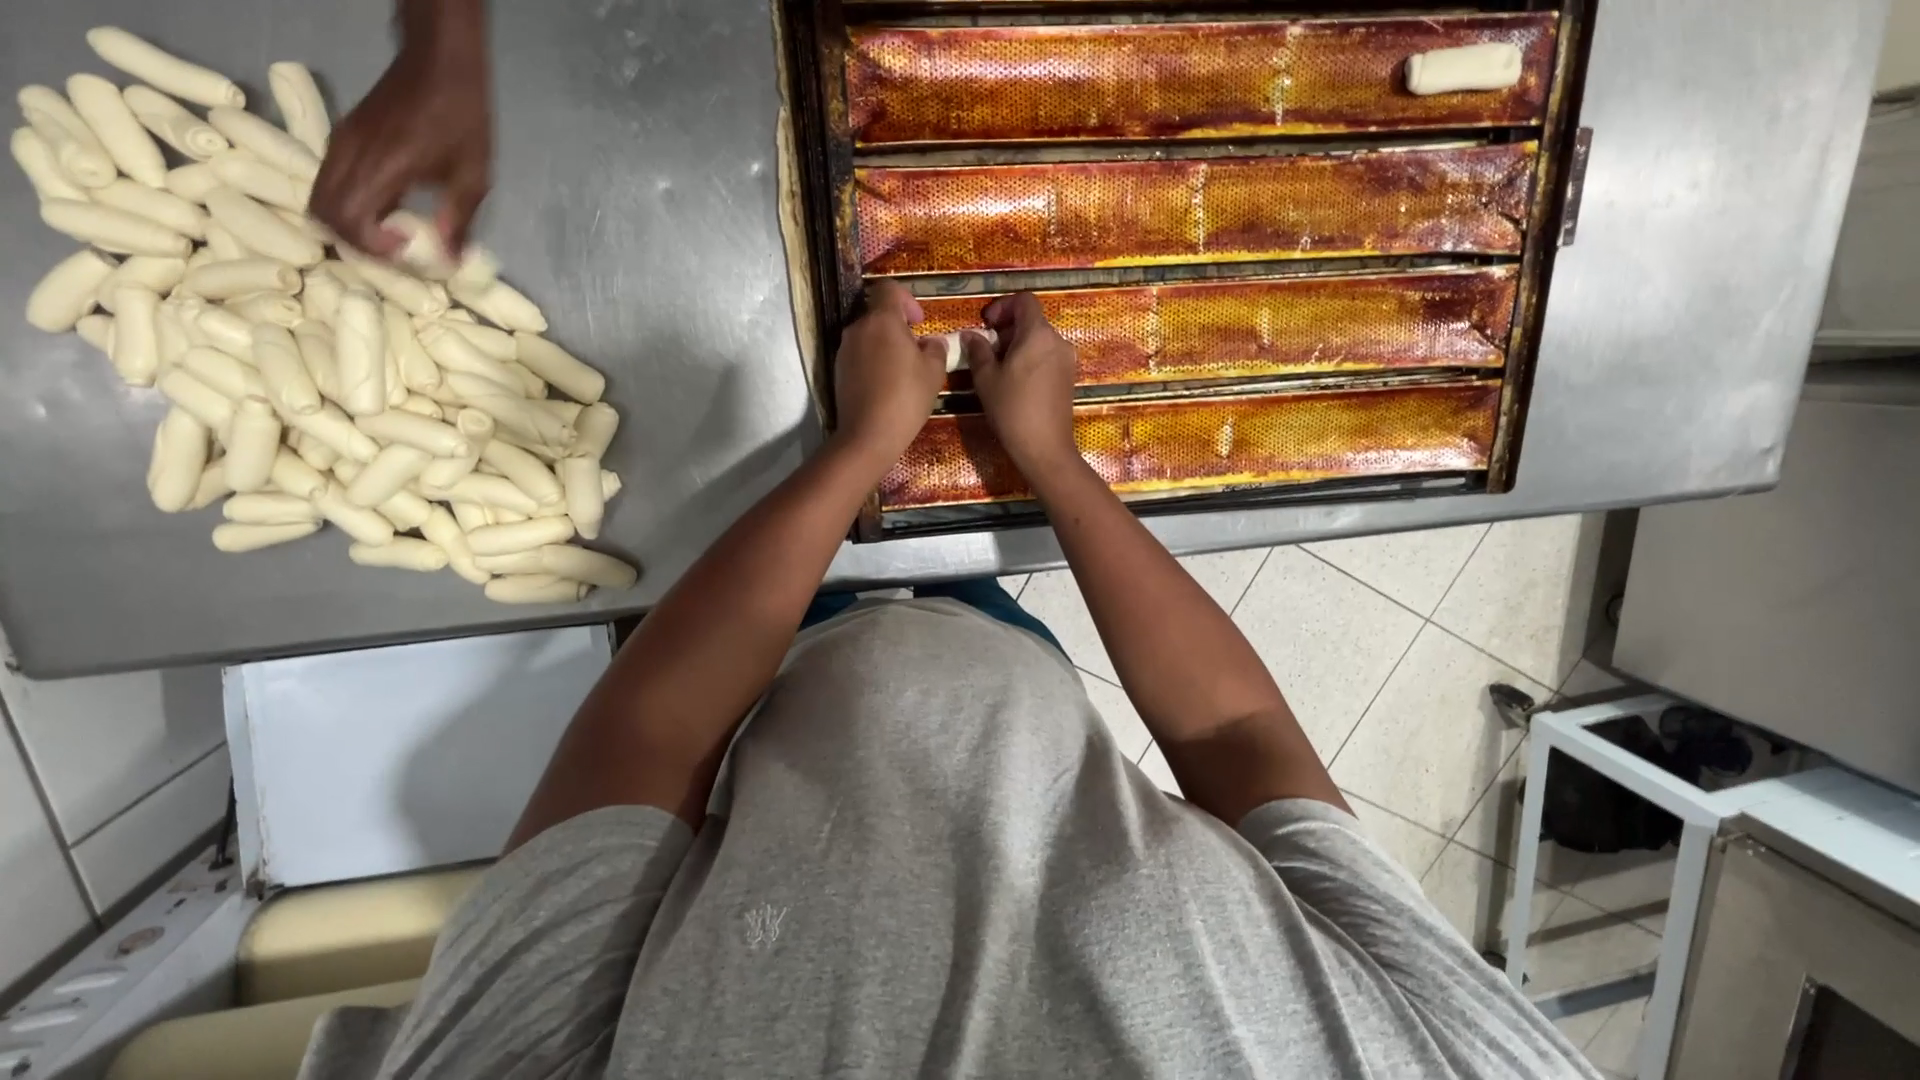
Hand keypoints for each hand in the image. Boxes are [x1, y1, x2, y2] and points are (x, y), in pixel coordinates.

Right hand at [310, 0, 491, 257]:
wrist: (440, 65)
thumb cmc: (463, 119)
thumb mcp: (473, 178)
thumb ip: (459, 221)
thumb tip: (450, 260)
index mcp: (381, 165)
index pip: (346, 217)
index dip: (370, 247)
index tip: (404, 251)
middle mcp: (349, 154)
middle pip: (322, 212)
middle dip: (355, 242)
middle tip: (395, 251)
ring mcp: (341, 143)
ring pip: (320, 196)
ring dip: (350, 225)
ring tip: (391, 235)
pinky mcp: (343, 137)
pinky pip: (330, 180)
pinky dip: (349, 204)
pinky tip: (387, 211)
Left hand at [832, 281, 946, 466]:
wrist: (868, 434)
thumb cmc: (906, 398)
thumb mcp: (934, 372)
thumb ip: (936, 349)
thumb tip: (932, 342)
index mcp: (882, 320)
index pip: (889, 289)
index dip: (907, 299)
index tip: (919, 322)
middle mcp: (858, 328)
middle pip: (878, 314)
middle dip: (898, 326)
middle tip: (916, 351)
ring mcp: (844, 349)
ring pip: (868, 335)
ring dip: (885, 344)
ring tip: (902, 371)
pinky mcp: (838, 370)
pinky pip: (859, 355)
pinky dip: (873, 361)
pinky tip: (885, 385)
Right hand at [963, 292, 1080, 475]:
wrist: (1045, 447)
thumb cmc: (1012, 410)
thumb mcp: (986, 379)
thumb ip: (978, 351)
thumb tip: (971, 335)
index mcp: (1038, 334)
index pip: (1024, 301)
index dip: (1002, 306)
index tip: (986, 325)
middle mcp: (1058, 341)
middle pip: (1032, 320)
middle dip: (1008, 329)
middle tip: (987, 350)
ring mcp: (1067, 360)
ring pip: (1040, 340)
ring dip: (1019, 345)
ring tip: (1000, 368)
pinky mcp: (1069, 377)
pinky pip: (1048, 356)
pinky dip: (1031, 359)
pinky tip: (1017, 382)